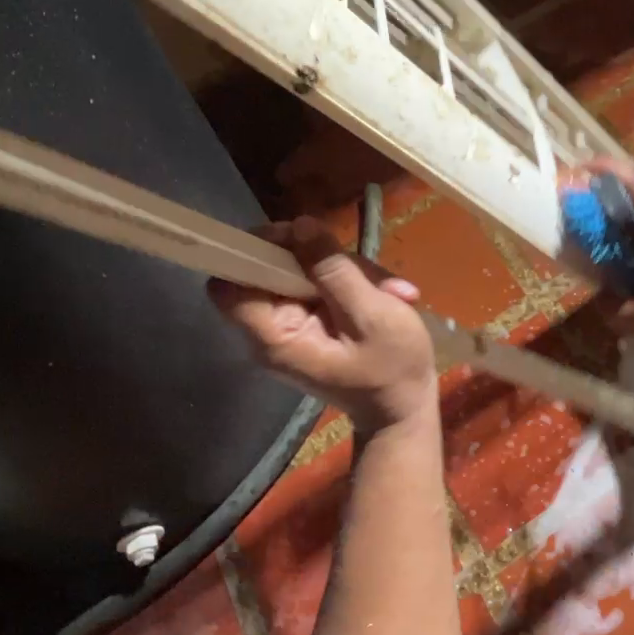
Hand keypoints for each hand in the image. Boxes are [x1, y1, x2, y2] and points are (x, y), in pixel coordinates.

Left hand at [209, 217, 437, 432]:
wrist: (404, 410)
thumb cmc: (391, 370)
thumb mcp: (372, 316)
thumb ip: (335, 271)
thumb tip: (301, 224)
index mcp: (276, 336)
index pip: (228, 284)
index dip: (253, 252)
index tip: (298, 237)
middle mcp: (273, 329)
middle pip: (274, 269)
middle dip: (323, 258)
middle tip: (370, 273)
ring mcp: (293, 325)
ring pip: (305, 271)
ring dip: (350, 271)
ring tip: (392, 291)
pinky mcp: (313, 321)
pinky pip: (322, 284)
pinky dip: (354, 283)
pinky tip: (386, 295)